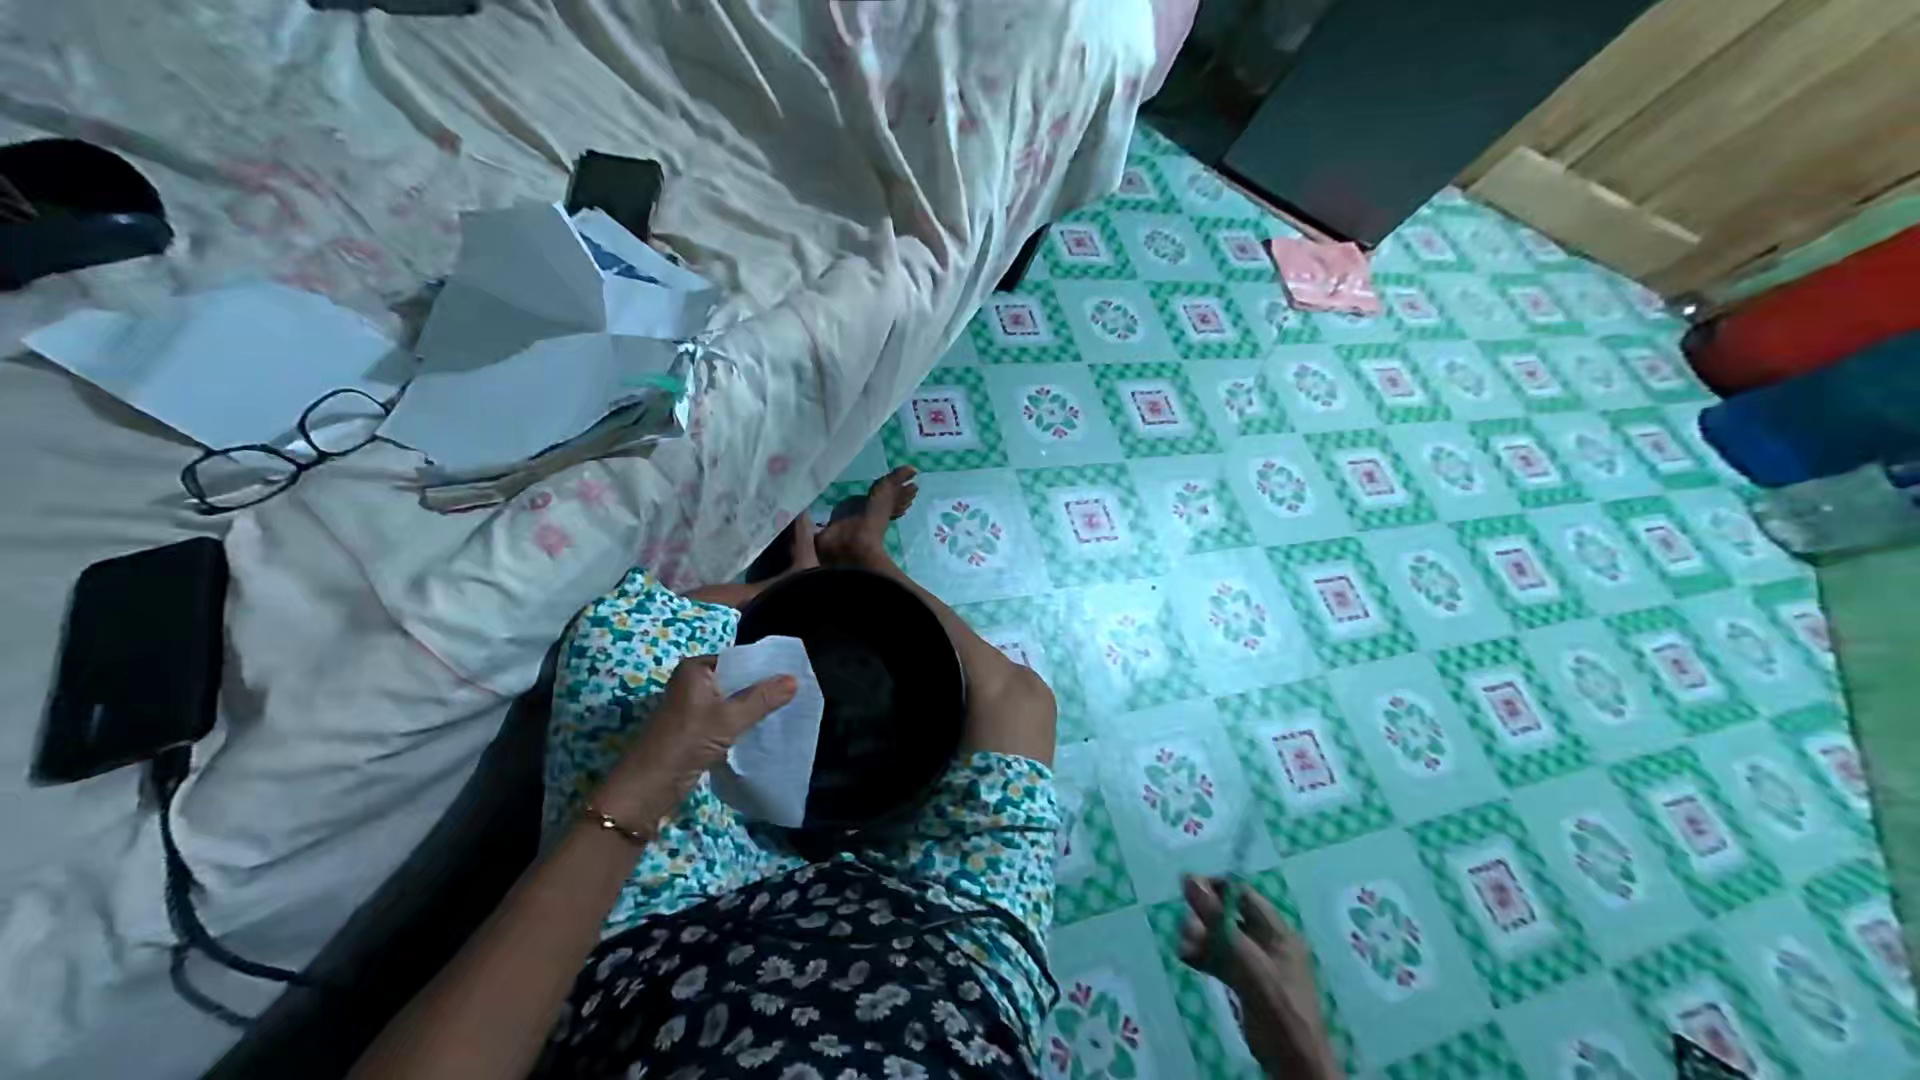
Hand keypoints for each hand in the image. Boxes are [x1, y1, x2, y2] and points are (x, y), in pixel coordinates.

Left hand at [589, 656, 796, 831]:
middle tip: (794, 694)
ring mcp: (693, 707)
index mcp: (695, 669)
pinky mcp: (695, 729)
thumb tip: (795, 679)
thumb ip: (762, 698)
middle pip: (736, 680)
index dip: (764, 668)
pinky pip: (727, 719)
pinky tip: (764, 728)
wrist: (648, 788)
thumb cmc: (686, 742)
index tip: (792, 676)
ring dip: (753, 708)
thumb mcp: (729, 718)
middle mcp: (692, 683)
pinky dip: (743, 723)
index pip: (738, 660)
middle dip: (761, 689)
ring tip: (785, 710)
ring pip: (733, 701)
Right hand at [1179, 875, 1340, 1079]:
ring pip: (1221, 938)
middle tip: (1186, 930)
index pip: (1242, 894)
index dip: (1215, 889)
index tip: (1188, 894)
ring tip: (1184, 948)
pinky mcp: (1246, 983)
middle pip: (1228, 916)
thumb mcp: (1246, 960)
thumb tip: (1188, 878)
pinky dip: (1203, 957)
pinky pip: (1220, 960)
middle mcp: (1267, 942)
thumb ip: (1217, 921)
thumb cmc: (1276, 1007)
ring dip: (1199, 939)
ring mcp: (1257, 964)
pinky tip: (1186, 959)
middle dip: (1203, 919)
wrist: (1295, 1067)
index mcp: (1277, 931)